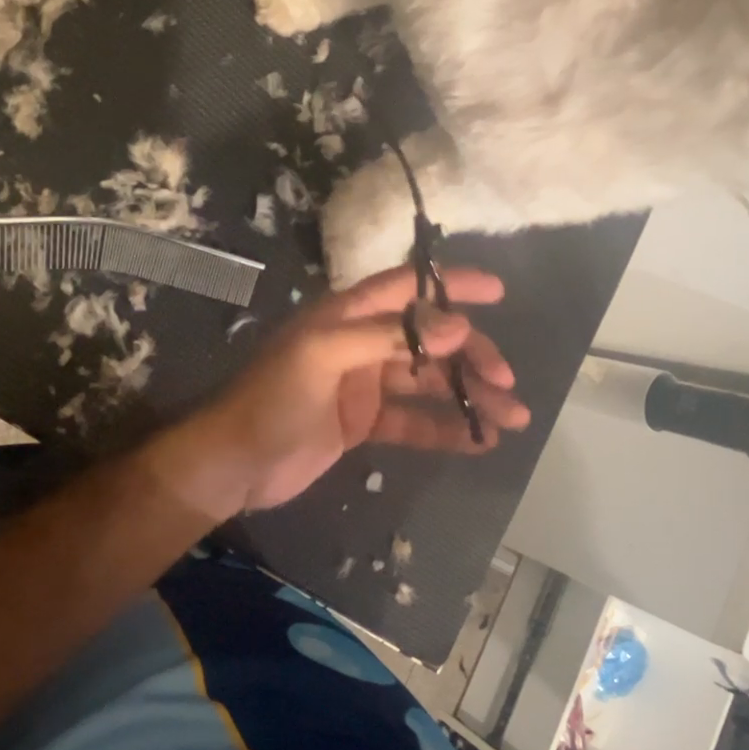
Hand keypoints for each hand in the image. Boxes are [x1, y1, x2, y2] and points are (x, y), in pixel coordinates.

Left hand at [162, 264, 526, 517]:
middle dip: (470, 354)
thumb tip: (457, 325)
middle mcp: (356, 344)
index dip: (450, 286)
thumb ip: (386, 338)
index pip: (404, 289)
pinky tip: (481, 441)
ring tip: (514, 418)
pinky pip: (413, 421)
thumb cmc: (272, 400)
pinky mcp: (361, 424)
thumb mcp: (322, 357)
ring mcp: (360, 386)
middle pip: (426, 339)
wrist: (234, 463)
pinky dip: (445, 429)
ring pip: (426, 382)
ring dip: (468, 395)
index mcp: (343, 317)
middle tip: (507, 382)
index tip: (499, 291)